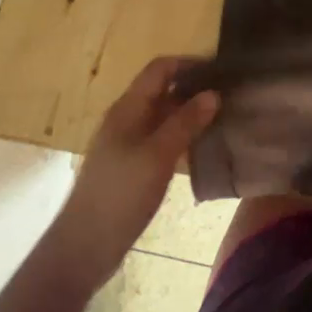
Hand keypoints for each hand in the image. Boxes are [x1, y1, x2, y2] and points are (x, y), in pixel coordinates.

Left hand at [44, 57, 219, 281]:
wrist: (83, 248)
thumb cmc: (121, 194)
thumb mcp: (158, 155)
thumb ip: (185, 122)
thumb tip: (213, 92)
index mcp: (127, 108)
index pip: (160, 69)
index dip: (189, 64)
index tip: (220, 71)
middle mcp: (126, 119)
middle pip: (162, 90)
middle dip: (193, 88)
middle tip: (228, 96)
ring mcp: (126, 144)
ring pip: (162, 116)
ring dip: (190, 114)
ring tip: (222, 119)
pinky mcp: (130, 166)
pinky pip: (160, 139)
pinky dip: (181, 136)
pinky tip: (201, 148)